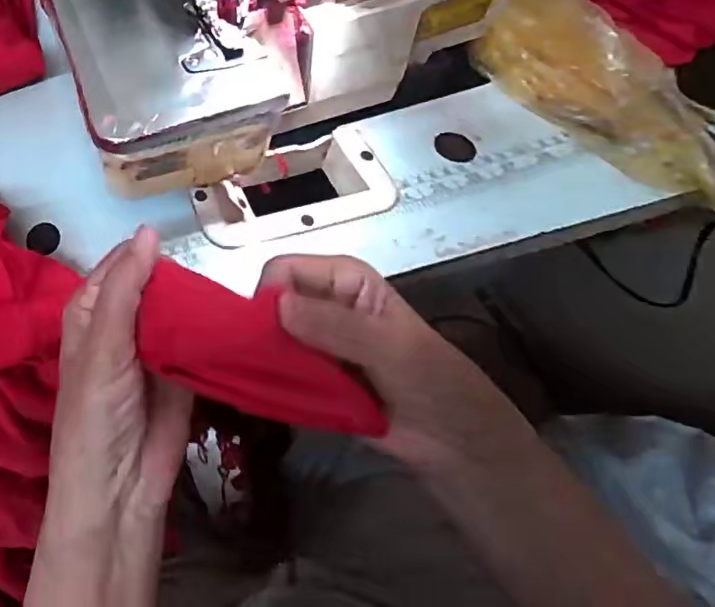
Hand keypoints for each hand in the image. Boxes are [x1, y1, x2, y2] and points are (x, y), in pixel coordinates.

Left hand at [27, 227, 194, 606]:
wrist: (120, 492)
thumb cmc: (94, 415)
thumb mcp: (103, 345)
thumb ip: (125, 288)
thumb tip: (149, 230)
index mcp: (93, 307)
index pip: (124, 262)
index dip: (149, 250)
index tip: (183, 237)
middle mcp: (123, 319)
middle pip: (157, 281)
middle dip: (182, 273)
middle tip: (215, 265)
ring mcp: (155, 343)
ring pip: (182, 305)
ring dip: (201, 298)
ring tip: (228, 286)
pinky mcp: (183, 366)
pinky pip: (199, 335)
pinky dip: (213, 326)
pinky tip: (232, 314)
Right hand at [260, 255, 689, 605]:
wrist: (457, 445)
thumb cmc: (435, 382)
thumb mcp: (393, 348)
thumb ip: (338, 326)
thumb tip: (278, 305)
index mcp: (343, 278)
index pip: (286, 269)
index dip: (270, 294)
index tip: (264, 333)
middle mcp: (324, 303)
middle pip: (271, 302)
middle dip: (261, 330)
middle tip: (257, 365)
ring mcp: (316, 342)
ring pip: (270, 337)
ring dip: (263, 359)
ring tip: (262, 384)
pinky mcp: (311, 377)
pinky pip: (277, 371)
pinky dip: (271, 383)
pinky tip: (269, 397)